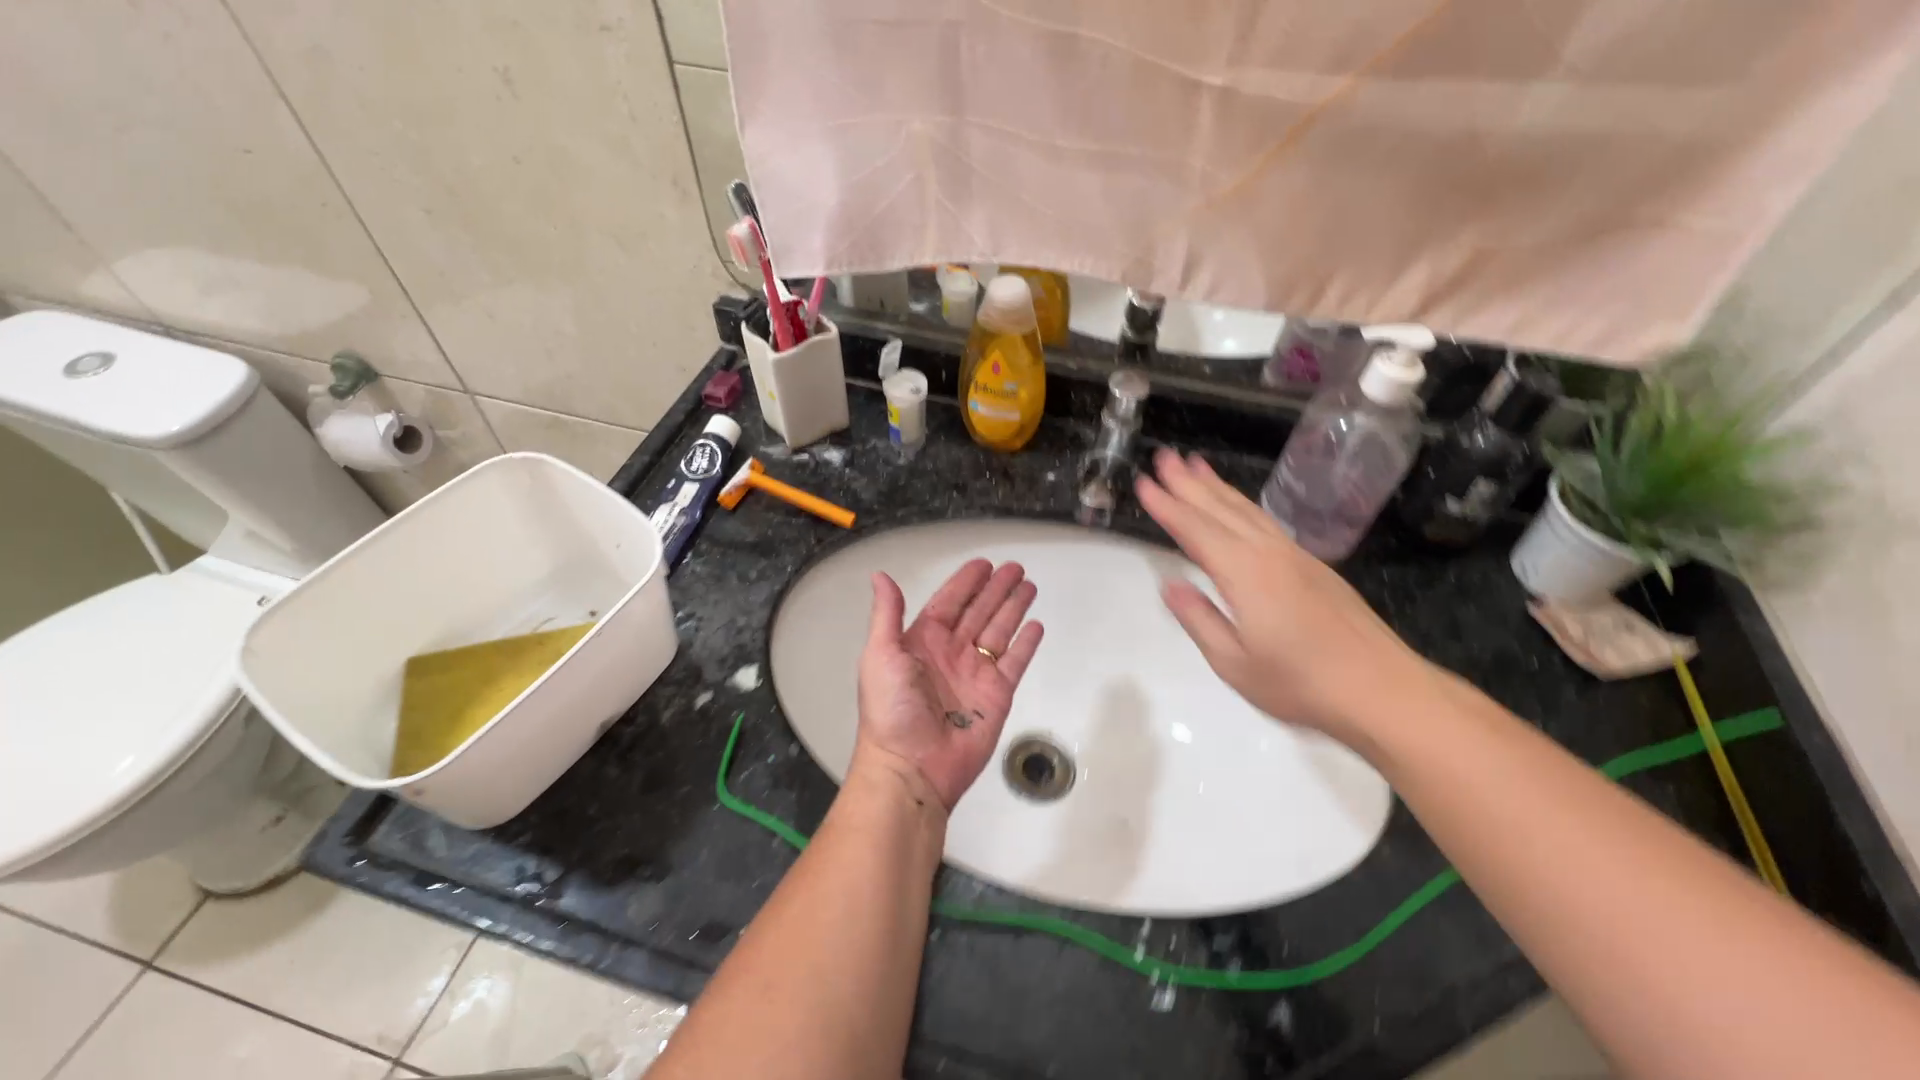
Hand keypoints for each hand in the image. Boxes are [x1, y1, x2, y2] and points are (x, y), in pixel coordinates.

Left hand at [855, 560, 1044, 810]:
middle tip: (1016, 568)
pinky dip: (1026, 644)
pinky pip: (1014, 662)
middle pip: (979, 612)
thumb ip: (887, 615)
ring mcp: (976, 674)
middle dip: (996, 590)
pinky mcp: (997, 696)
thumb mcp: (880, 656)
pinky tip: (1035, 625)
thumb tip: (880, 575)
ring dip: (1013, 608)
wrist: (912, 766)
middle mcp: (951, 653)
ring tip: (1029, 586)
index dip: (966, 583)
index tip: (983, 564)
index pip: (948, 603)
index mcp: (922, 642)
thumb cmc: (891, 709)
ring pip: (999, 632)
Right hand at [1135, 448, 1438, 744]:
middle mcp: (1269, 554)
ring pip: (1248, 512)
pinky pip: (1267, 523)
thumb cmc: (1300, 684)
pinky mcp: (1314, 568)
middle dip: (1190, 483)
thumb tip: (1170, 585)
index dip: (1168, 507)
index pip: (1196, 531)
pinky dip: (1244, 506)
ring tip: (1196, 465)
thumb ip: (1200, 619)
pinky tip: (1239, 508)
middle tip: (1164, 456)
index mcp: (1245, 574)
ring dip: (1218, 487)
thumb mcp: (1234, 663)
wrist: (1381, 689)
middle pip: (1222, 510)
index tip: (1143, 482)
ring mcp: (1296, 558)